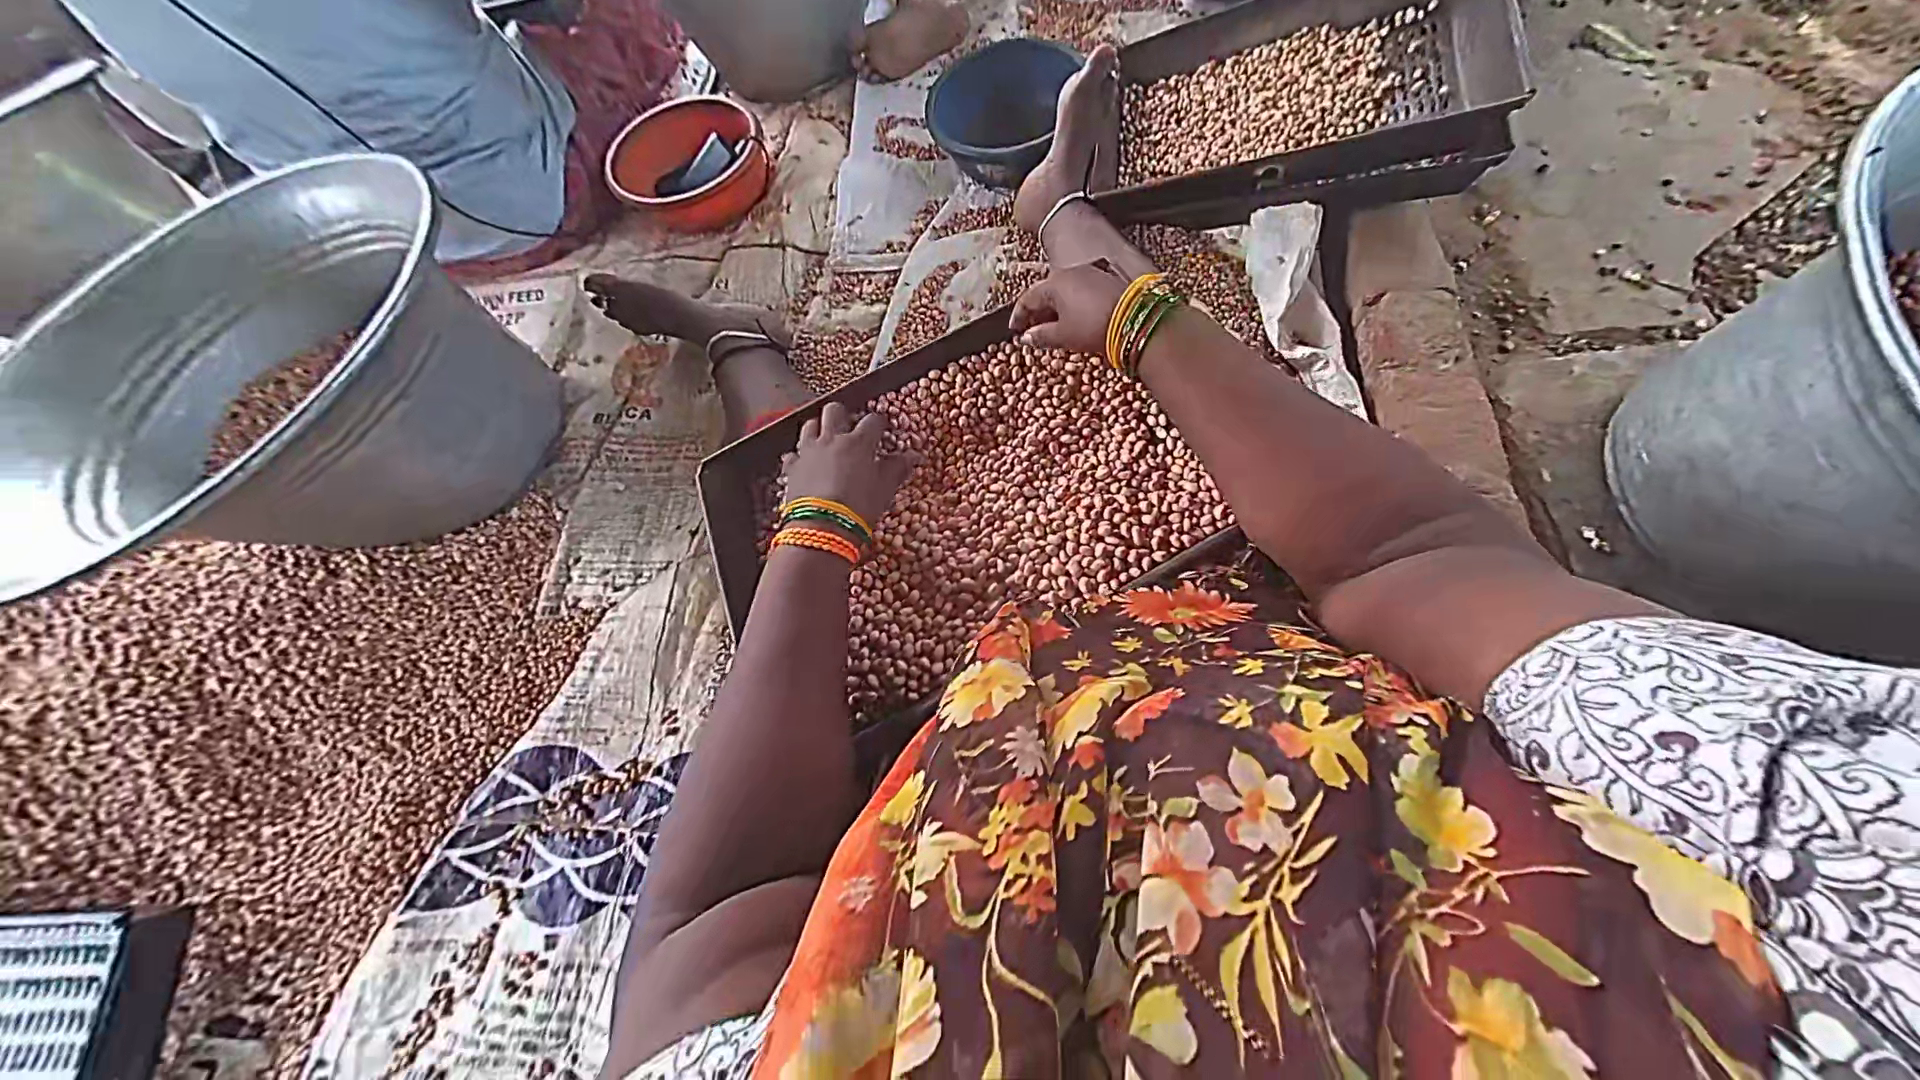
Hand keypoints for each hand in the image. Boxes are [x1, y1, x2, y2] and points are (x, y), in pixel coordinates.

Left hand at [781, 402, 920, 535]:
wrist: (821, 526)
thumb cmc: (859, 506)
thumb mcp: (885, 489)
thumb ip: (897, 468)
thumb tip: (911, 456)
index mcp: (858, 442)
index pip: (873, 421)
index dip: (879, 422)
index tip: (882, 428)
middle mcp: (831, 440)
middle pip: (834, 411)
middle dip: (843, 415)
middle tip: (849, 427)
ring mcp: (808, 452)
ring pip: (810, 426)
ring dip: (818, 430)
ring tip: (826, 442)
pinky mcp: (791, 468)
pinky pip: (793, 454)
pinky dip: (800, 457)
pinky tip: (806, 465)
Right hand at [1007, 259, 1131, 356]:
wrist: (1137, 319)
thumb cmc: (1094, 326)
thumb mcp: (1064, 335)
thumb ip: (1041, 335)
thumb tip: (1026, 337)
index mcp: (1054, 283)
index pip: (1028, 298)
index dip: (1019, 315)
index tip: (1015, 329)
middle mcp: (1071, 272)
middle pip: (1047, 292)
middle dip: (1039, 312)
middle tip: (1034, 330)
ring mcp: (1091, 273)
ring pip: (1066, 291)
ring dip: (1057, 308)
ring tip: (1056, 327)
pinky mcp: (1108, 279)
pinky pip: (1083, 291)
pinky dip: (1075, 304)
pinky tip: (1077, 318)